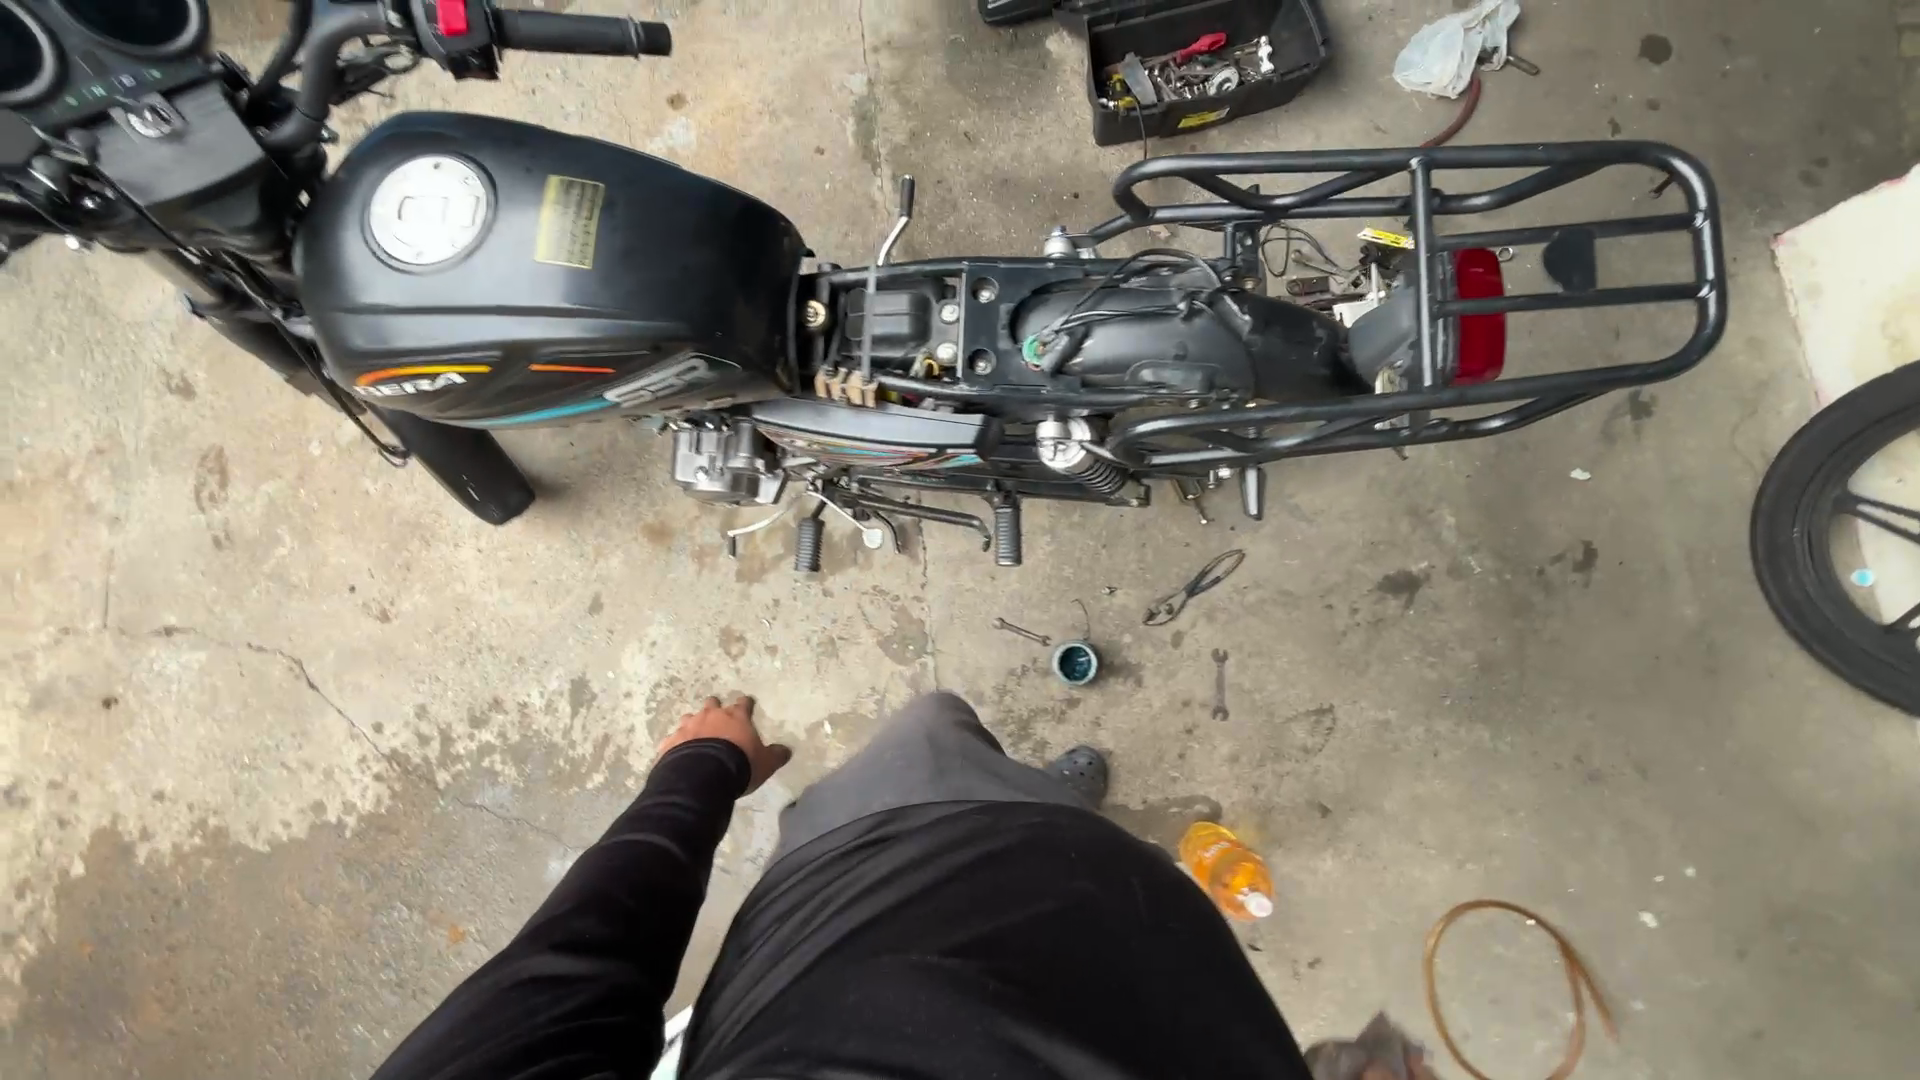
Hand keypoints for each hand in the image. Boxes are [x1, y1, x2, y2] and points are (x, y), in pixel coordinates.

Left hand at [655, 695, 791, 793]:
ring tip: (695, 735)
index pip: (743, 703)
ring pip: (689, 717)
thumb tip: (787, 750)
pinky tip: (676, 752)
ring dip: (693, 724)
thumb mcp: (765, 763)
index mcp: (736, 717)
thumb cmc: (739, 764)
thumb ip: (775, 755)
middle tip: (717, 719)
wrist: (702, 776)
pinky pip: (671, 739)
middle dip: (714, 708)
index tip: (746, 703)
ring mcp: (688, 727)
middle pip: (712, 703)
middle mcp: (711, 716)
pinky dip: (675, 744)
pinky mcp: (670, 742)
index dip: (745, 703)